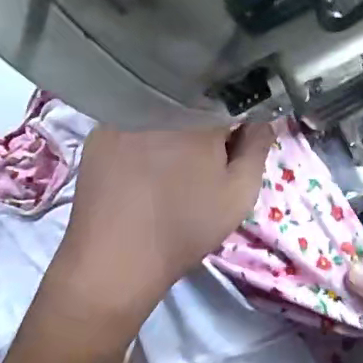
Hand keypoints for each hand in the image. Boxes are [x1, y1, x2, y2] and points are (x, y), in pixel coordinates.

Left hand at [44, 124, 275, 339]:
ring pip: (163, 111)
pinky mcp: (98, 135)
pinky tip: (145, 167)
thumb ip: (258, 148)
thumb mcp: (239, 193)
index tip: (239, 146)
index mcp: (197, 115)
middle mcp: (158, 105)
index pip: (231, 100)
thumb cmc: (185, 228)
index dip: (239, 122)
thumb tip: (264, 119)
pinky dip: (145, 137)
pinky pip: (134, 124)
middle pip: (195, 102)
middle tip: (207, 161)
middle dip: (207, 125)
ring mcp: (122, 117)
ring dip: (175, 129)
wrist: (114, 262)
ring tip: (175, 165)